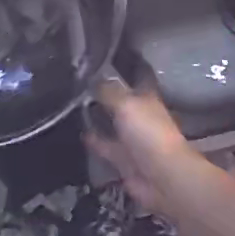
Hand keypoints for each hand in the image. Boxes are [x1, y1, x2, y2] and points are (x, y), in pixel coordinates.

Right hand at [83, 77, 205, 213]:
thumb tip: (91, 79)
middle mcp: (138, 113)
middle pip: (119, 99)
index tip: (102, 58)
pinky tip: (78, 132)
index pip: (134, 75)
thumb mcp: (126, 104)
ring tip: (72, 106)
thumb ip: (107, 91)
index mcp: (145, 96)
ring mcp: (131, 137)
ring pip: (110, 122)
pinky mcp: (122, 159)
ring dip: (95, 116)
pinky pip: (104, 145)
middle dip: (103, 92)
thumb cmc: (148, 132)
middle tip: (78, 82)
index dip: (122, 66)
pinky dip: (93, 140)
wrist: (162, 177)